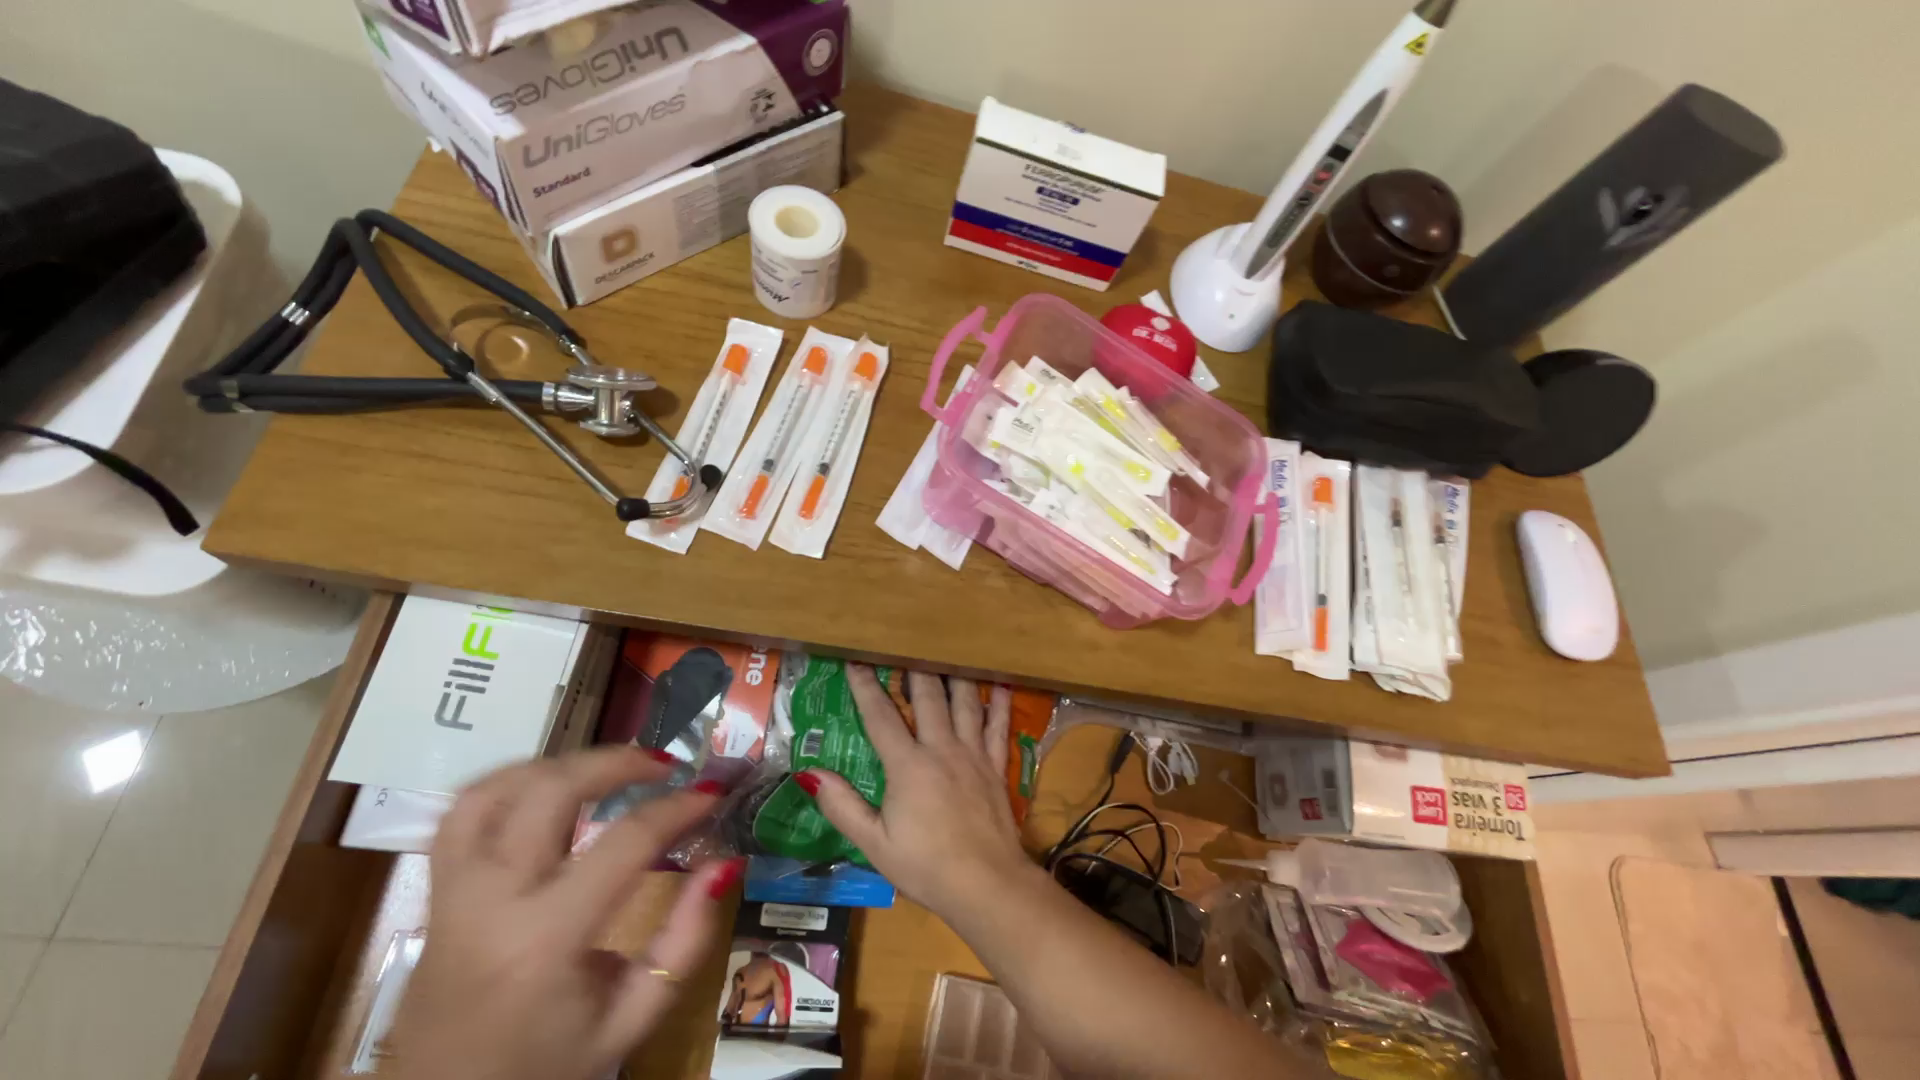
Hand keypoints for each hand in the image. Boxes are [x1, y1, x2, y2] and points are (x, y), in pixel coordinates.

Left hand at [388, 747, 744, 1079]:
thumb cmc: (546, 1069)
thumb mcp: (630, 1020)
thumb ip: (684, 941)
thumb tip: (723, 865)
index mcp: (545, 941)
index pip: (623, 844)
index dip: (677, 810)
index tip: (713, 797)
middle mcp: (491, 901)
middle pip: (550, 792)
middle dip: (617, 762)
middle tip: (666, 765)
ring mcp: (453, 892)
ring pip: (495, 789)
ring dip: (558, 763)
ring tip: (606, 767)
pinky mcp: (436, 893)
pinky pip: (459, 815)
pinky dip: (507, 783)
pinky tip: (547, 787)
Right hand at [797, 665, 1032, 919]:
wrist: (987, 884)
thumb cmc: (926, 867)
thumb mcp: (875, 844)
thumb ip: (842, 806)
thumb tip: (809, 772)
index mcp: (908, 765)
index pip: (880, 715)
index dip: (865, 686)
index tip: (855, 661)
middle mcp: (941, 749)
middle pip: (927, 696)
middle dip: (914, 668)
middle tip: (904, 646)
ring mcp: (973, 754)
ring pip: (964, 702)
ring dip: (953, 676)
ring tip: (946, 653)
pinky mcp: (996, 766)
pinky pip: (998, 726)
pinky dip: (998, 703)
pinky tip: (1000, 683)